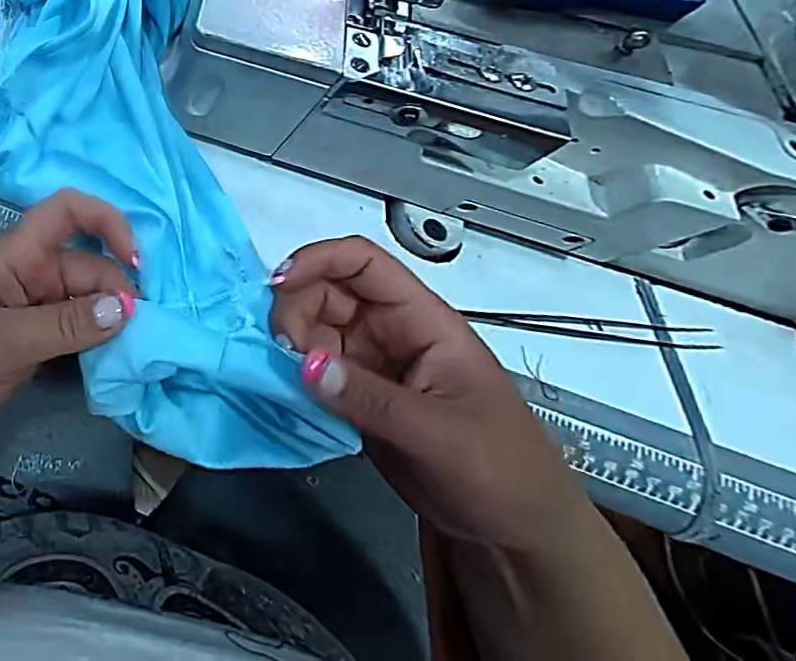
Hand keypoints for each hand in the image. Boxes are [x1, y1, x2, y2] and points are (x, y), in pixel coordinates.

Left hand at [0, 189, 139, 441]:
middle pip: (89, 264)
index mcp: (18, 254)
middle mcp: (32, 271)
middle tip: (141, 337)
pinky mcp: (38, 333)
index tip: (135, 262)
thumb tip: (125, 308)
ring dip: (112, 318)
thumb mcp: (5, 342)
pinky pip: (79, 325)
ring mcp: (35, 303)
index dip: (107, 220)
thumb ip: (66, 325)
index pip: (68, 210)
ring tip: (137, 350)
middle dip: (117, 291)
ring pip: (88, 298)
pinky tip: (115, 358)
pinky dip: (99, 337)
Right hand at [270, 237, 588, 553]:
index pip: (364, 264)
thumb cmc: (503, 471)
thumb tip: (307, 364)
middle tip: (281, 347)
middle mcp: (391, 330)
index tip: (279, 284)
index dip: (319, 260)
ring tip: (286, 372)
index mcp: (422, 320)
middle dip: (296, 306)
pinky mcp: (357, 393)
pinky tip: (288, 387)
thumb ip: (371, 399)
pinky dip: (294, 371)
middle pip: (328, 290)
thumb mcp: (442, 434)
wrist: (516, 535)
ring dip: (291, 341)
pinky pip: (314, 366)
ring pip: (314, 326)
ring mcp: (372, 361)